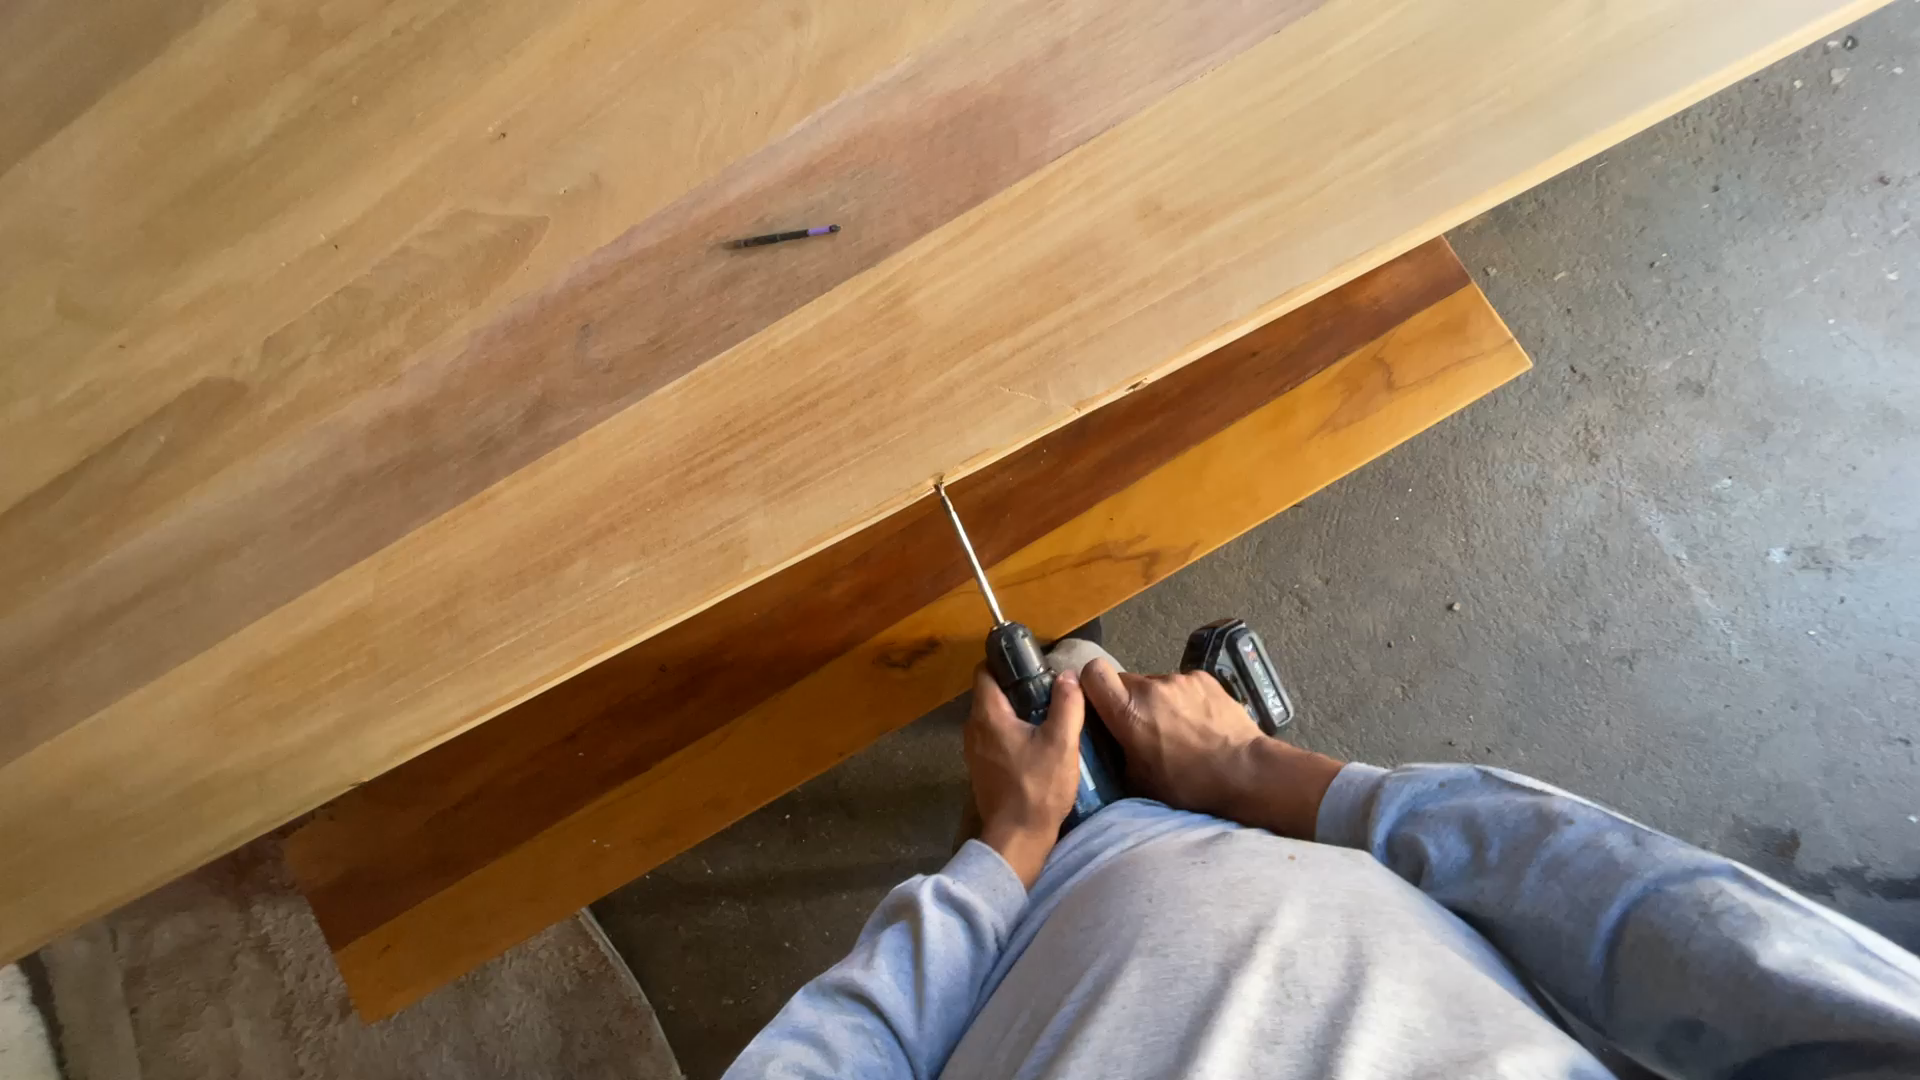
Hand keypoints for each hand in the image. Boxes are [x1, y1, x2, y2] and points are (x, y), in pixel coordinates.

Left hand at [963, 665, 1086, 886]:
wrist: (1016, 838)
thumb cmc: (1038, 788)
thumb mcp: (1061, 743)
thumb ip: (1066, 705)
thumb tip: (1068, 676)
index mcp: (987, 714)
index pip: (984, 671)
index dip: (1004, 662)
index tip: (1029, 663)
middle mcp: (973, 728)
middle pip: (989, 693)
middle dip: (1014, 687)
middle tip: (1046, 689)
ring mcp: (973, 750)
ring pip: (992, 716)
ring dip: (1014, 711)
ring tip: (1045, 715)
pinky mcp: (981, 768)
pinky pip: (993, 737)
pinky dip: (1010, 732)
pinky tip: (1035, 742)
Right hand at [1079, 657, 1343, 838]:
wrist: (1246, 773)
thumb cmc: (1188, 784)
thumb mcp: (1138, 780)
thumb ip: (1116, 752)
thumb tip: (1107, 744)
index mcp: (1127, 711)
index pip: (1092, 671)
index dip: (1091, 683)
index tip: (1098, 701)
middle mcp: (1149, 687)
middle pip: (1124, 681)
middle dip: (1127, 700)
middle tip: (1141, 726)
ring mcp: (1178, 679)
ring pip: (1154, 685)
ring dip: (1157, 702)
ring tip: (1177, 729)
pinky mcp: (1203, 678)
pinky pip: (1181, 685)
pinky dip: (1183, 700)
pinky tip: (1198, 722)